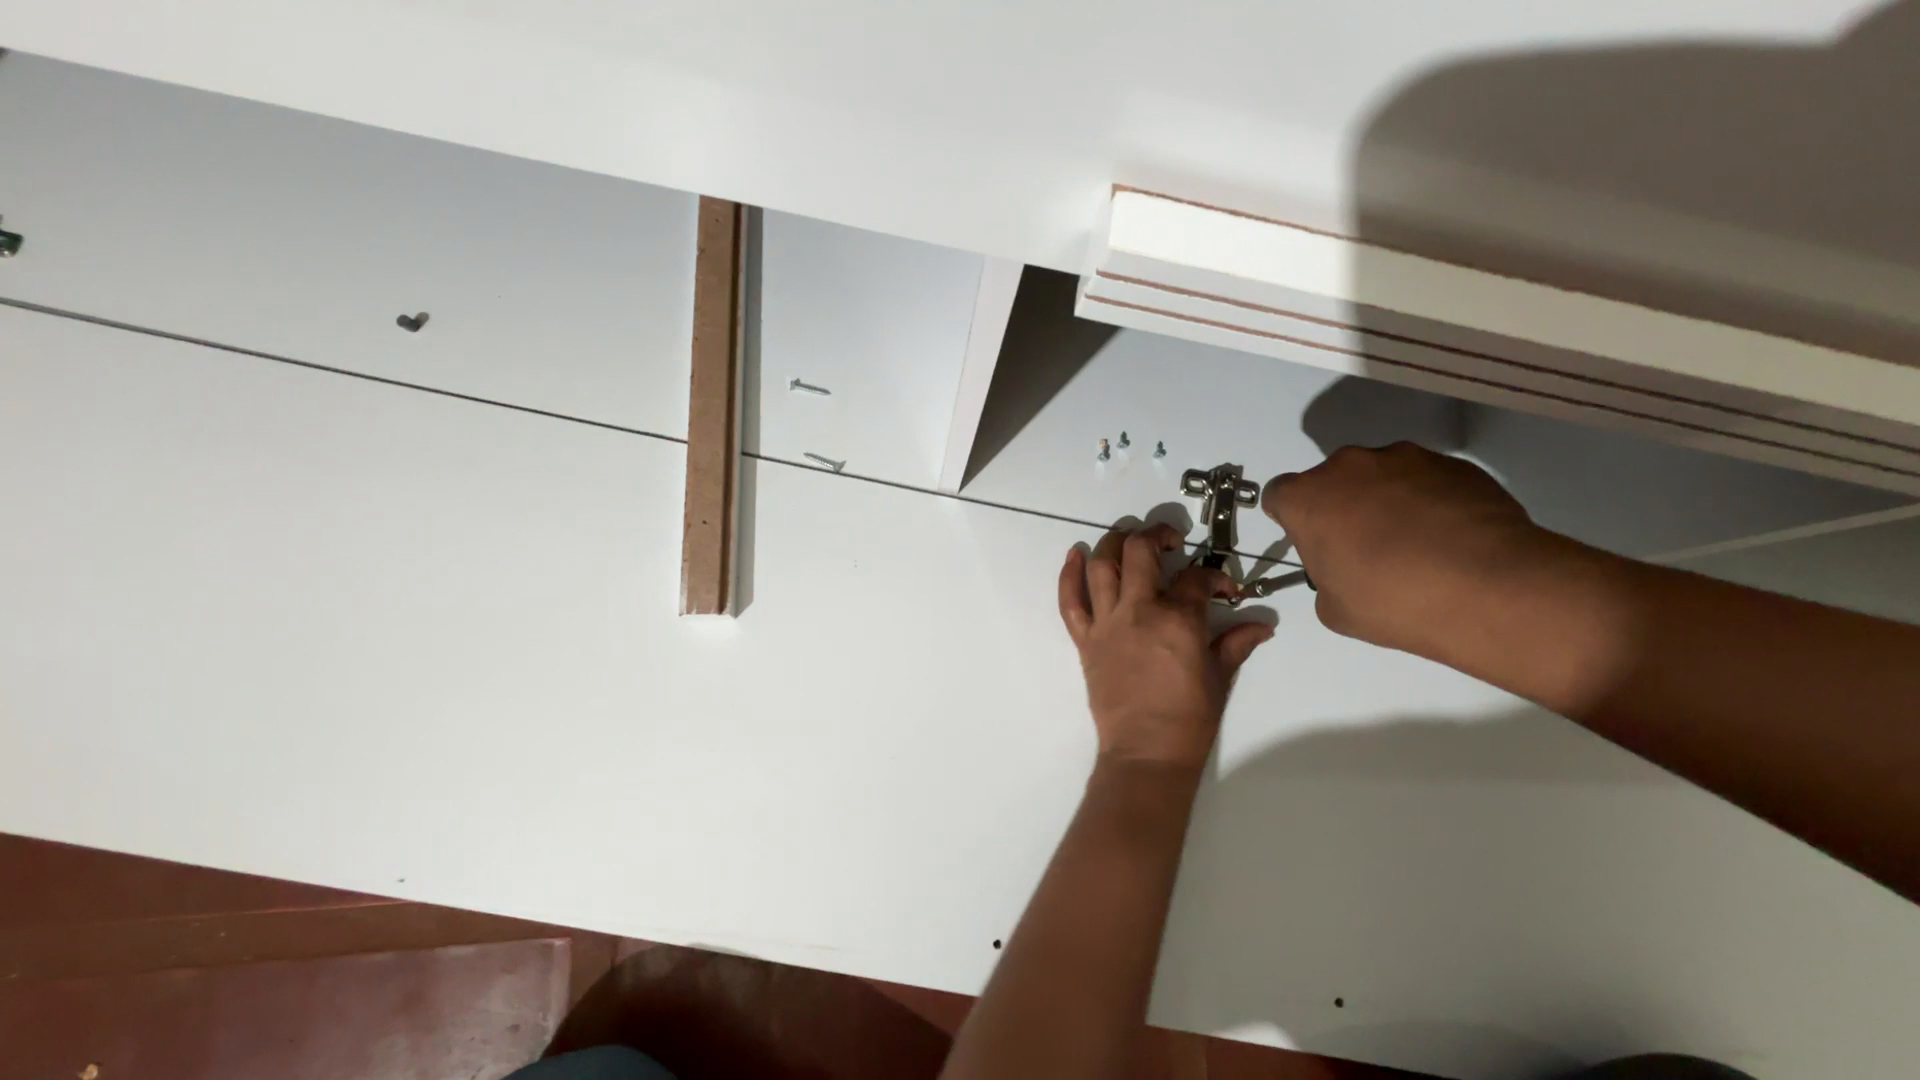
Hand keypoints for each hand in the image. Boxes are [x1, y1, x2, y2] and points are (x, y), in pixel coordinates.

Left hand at [1057, 522, 1273, 770]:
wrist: (1146, 752)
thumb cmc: (1189, 719)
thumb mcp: (1220, 677)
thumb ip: (1236, 643)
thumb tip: (1262, 625)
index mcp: (1178, 619)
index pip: (1197, 578)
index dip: (1215, 576)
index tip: (1224, 589)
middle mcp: (1139, 610)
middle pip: (1140, 552)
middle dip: (1158, 535)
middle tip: (1171, 541)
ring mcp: (1107, 623)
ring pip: (1102, 565)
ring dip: (1114, 542)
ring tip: (1127, 537)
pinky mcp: (1085, 640)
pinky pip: (1070, 600)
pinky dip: (1069, 574)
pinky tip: (1075, 554)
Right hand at [1261, 442, 1552, 656]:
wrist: (1488, 587)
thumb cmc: (1392, 602)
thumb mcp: (1334, 609)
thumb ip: (1326, 576)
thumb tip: (1347, 567)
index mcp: (1309, 499)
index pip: (1280, 495)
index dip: (1292, 518)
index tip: (1313, 541)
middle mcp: (1349, 466)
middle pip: (1333, 480)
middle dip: (1343, 506)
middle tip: (1366, 547)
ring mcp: (1405, 458)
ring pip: (1382, 475)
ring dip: (1388, 500)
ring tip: (1418, 542)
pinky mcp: (1454, 464)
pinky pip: (1428, 480)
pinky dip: (1430, 501)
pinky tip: (1450, 537)